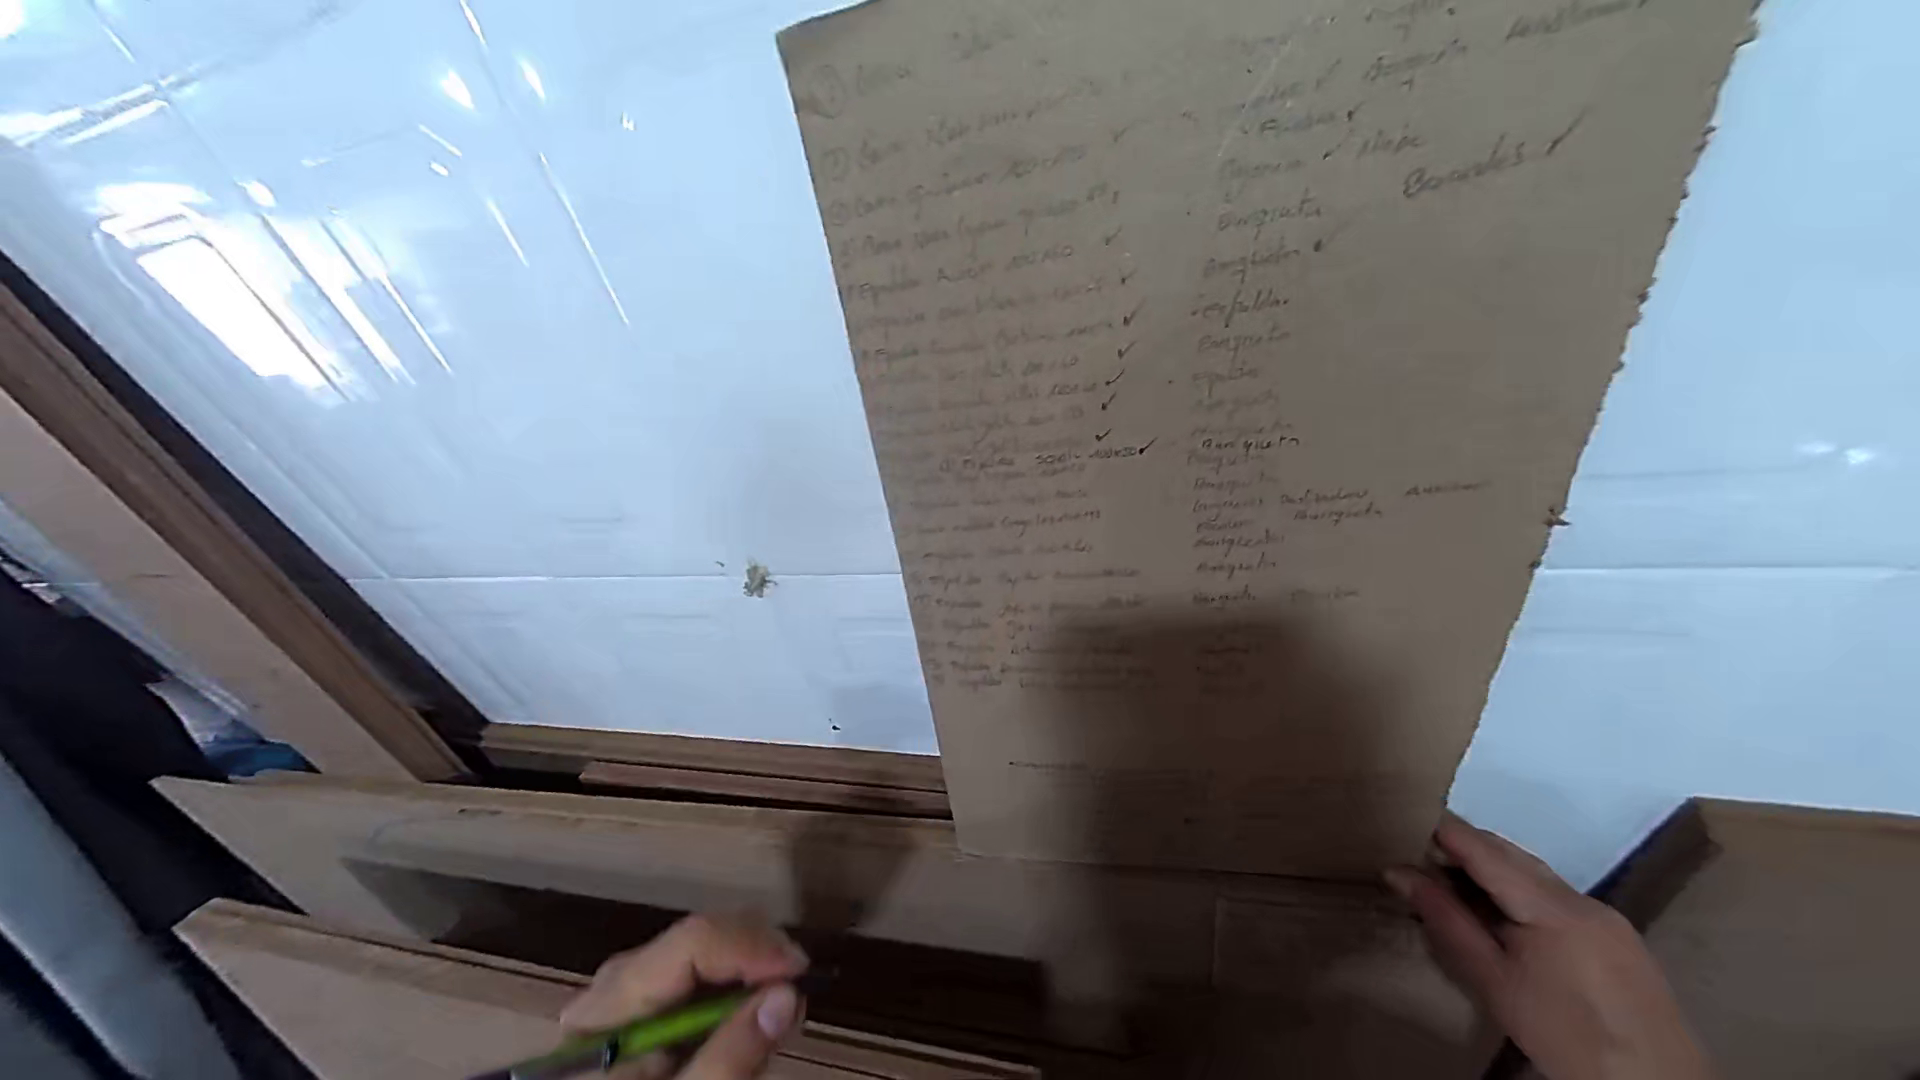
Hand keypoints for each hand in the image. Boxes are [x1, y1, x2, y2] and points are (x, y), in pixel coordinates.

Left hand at [560, 912, 809, 1079]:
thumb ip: (730, 1059)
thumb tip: (789, 994)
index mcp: (609, 1008)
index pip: (691, 942)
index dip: (751, 946)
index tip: (799, 971)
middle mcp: (616, 983)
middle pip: (703, 936)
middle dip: (758, 954)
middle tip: (799, 988)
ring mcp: (631, 990)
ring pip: (709, 946)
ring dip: (754, 966)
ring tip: (783, 1002)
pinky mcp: (649, 1004)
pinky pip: (704, 970)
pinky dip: (740, 982)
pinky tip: (757, 1007)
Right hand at [1385, 814, 1714, 1079]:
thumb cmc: (1564, 1036)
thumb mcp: (1491, 979)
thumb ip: (1444, 918)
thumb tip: (1396, 871)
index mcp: (1553, 906)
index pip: (1481, 846)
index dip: (1438, 832)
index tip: (1398, 832)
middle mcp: (1582, 898)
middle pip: (1507, 852)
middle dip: (1459, 849)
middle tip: (1415, 864)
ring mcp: (1606, 916)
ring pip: (1530, 871)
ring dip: (1487, 870)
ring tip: (1449, 889)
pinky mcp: (1618, 936)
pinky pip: (1553, 894)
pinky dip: (1516, 891)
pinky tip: (1498, 917)